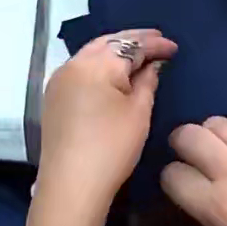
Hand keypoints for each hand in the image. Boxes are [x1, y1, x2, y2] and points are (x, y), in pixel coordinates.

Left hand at [37, 29, 177, 208]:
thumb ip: (147, 82)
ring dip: (113, 52)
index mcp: (96, 64)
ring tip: (137, 55)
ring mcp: (58, 80)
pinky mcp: (53, 97)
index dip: (155, 44)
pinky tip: (112, 73)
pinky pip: (79, 70)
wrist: (71, 184)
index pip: (130, 44)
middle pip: (106, 43)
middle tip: (156, 42)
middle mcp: (72, 64)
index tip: (174, 48)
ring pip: (90, 55)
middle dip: (132, 41)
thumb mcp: (138, 112)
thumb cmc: (111, 147)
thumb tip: (151, 65)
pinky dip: (98, 66)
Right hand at [160, 117, 226, 225]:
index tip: (181, 184)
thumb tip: (190, 184)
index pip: (171, 174)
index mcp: (218, 206)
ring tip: (218, 148)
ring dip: (209, 133)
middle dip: (182, 144)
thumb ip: (206, 207)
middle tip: (191, 156)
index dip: (173, 178)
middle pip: (186, 135)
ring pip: (214, 121)